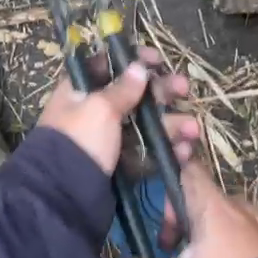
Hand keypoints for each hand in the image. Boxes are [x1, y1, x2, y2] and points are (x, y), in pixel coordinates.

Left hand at [37, 46, 198, 175]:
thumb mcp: (99, 108)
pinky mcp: (119, 164)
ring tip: (192, 129)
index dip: (133, 60)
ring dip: (171, 124)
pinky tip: (184, 152)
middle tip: (185, 88)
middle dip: (162, 91)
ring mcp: (108, 139)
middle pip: (134, 94)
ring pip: (145, 124)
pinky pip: (146, 151)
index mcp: (80, 89)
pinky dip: (166, 150)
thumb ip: (122, 88)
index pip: (107, 64)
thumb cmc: (80, 140)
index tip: (158, 60)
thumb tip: (138, 67)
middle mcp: (94, 111)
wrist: (64, 197)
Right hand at [120, 162, 257, 257]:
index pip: (187, 170)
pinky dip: (236, 254)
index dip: (168, 183)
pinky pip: (250, 241)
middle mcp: (242, 207)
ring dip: (210, 242)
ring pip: (227, 223)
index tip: (162, 217)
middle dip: (185, 225)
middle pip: (203, 201)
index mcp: (214, 205)